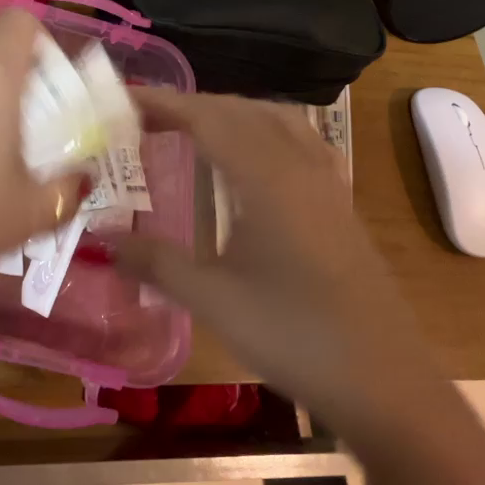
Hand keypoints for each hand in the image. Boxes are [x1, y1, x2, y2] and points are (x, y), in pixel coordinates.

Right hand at [103, 89, 444, 424]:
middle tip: (144, 117)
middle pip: (241, 110)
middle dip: (192, 105)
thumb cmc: (294, 335)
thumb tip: (98, 236)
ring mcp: (327, 183)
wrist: (385, 385)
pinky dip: (263, 129)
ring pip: (275, 119)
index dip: (166, 103)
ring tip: (192, 127)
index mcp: (268, 178)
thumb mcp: (213, 300)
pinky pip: (299, 140)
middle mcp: (300, 166)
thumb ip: (154, 261)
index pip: (209, 118)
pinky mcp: (340, 204)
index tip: (125, 99)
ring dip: (230, 112)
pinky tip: (252, 156)